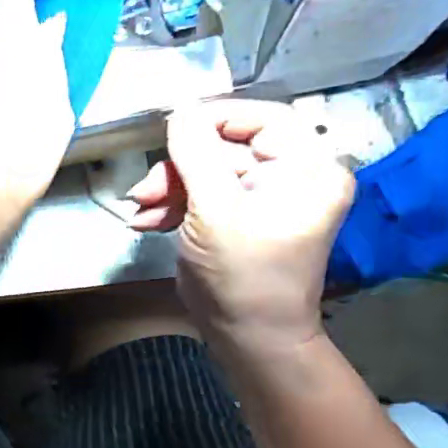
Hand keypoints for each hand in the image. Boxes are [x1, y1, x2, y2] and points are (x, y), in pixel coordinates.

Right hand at [127, 100, 353, 352]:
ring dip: (167, 190)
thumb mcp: (214, 208)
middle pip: (226, 149)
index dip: (216, 119)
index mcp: (307, 169)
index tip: (172, 129)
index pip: (265, 118)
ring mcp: (261, 201)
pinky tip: (146, 223)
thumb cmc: (242, 272)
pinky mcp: (236, 220)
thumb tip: (179, 111)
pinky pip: (202, 198)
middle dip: (179, 169)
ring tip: (140, 212)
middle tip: (144, 190)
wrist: (247, 336)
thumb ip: (195, 154)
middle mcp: (290, 178)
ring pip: (206, 174)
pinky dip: (172, 207)